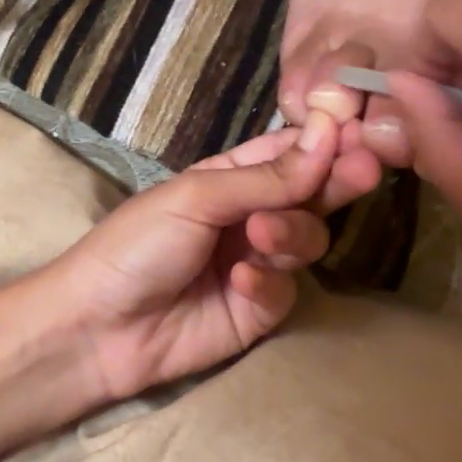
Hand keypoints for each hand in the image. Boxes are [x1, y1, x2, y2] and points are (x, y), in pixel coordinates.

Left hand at [45, 117, 377, 400]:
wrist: (98, 327)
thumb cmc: (135, 245)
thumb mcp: (196, 198)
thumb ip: (265, 177)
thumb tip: (328, 135)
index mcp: (229, 178)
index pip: (290, 153)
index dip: (324, 143)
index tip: (359, 134)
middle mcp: (249, 216)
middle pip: (311, 194)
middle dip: (335, 181)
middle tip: (363, 171)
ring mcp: (257, 264)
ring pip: (308, 239)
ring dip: (291, 232)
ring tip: (259, 236)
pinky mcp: (259, 311)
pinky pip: (286, 288)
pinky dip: (268, 281)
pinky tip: (241, 281)